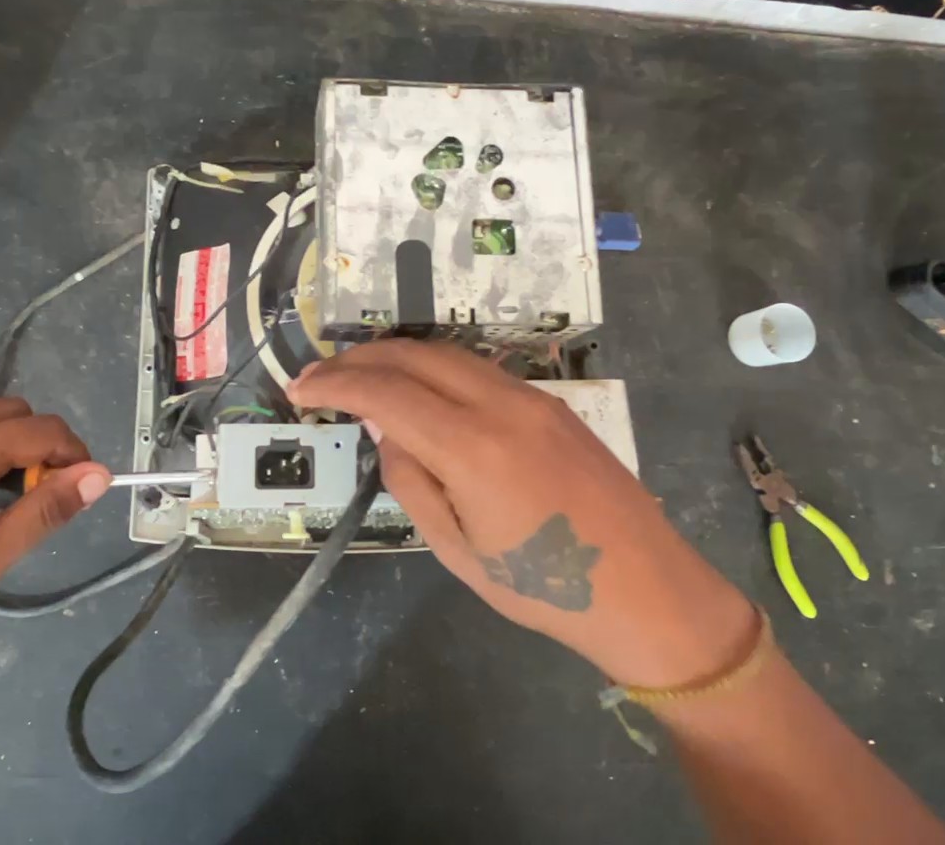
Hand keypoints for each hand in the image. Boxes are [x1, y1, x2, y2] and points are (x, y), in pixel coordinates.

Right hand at [287, 341, 753, 687]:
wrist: (647, 589)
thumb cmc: (544, 587)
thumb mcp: (458, 550)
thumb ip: (412, 481)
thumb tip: (386, 430)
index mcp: (473, 447)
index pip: (386, 391)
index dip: (334, 383)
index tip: (298, 389)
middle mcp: (502, 404)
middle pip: (415, 354)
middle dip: (359, 358)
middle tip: (321, 376)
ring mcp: (533, 398)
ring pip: (449, 354)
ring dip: (398, 357)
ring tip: (362, 377)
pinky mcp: (553, 404)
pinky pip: (480, 371)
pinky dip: (436, 370)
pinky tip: (421, 392)